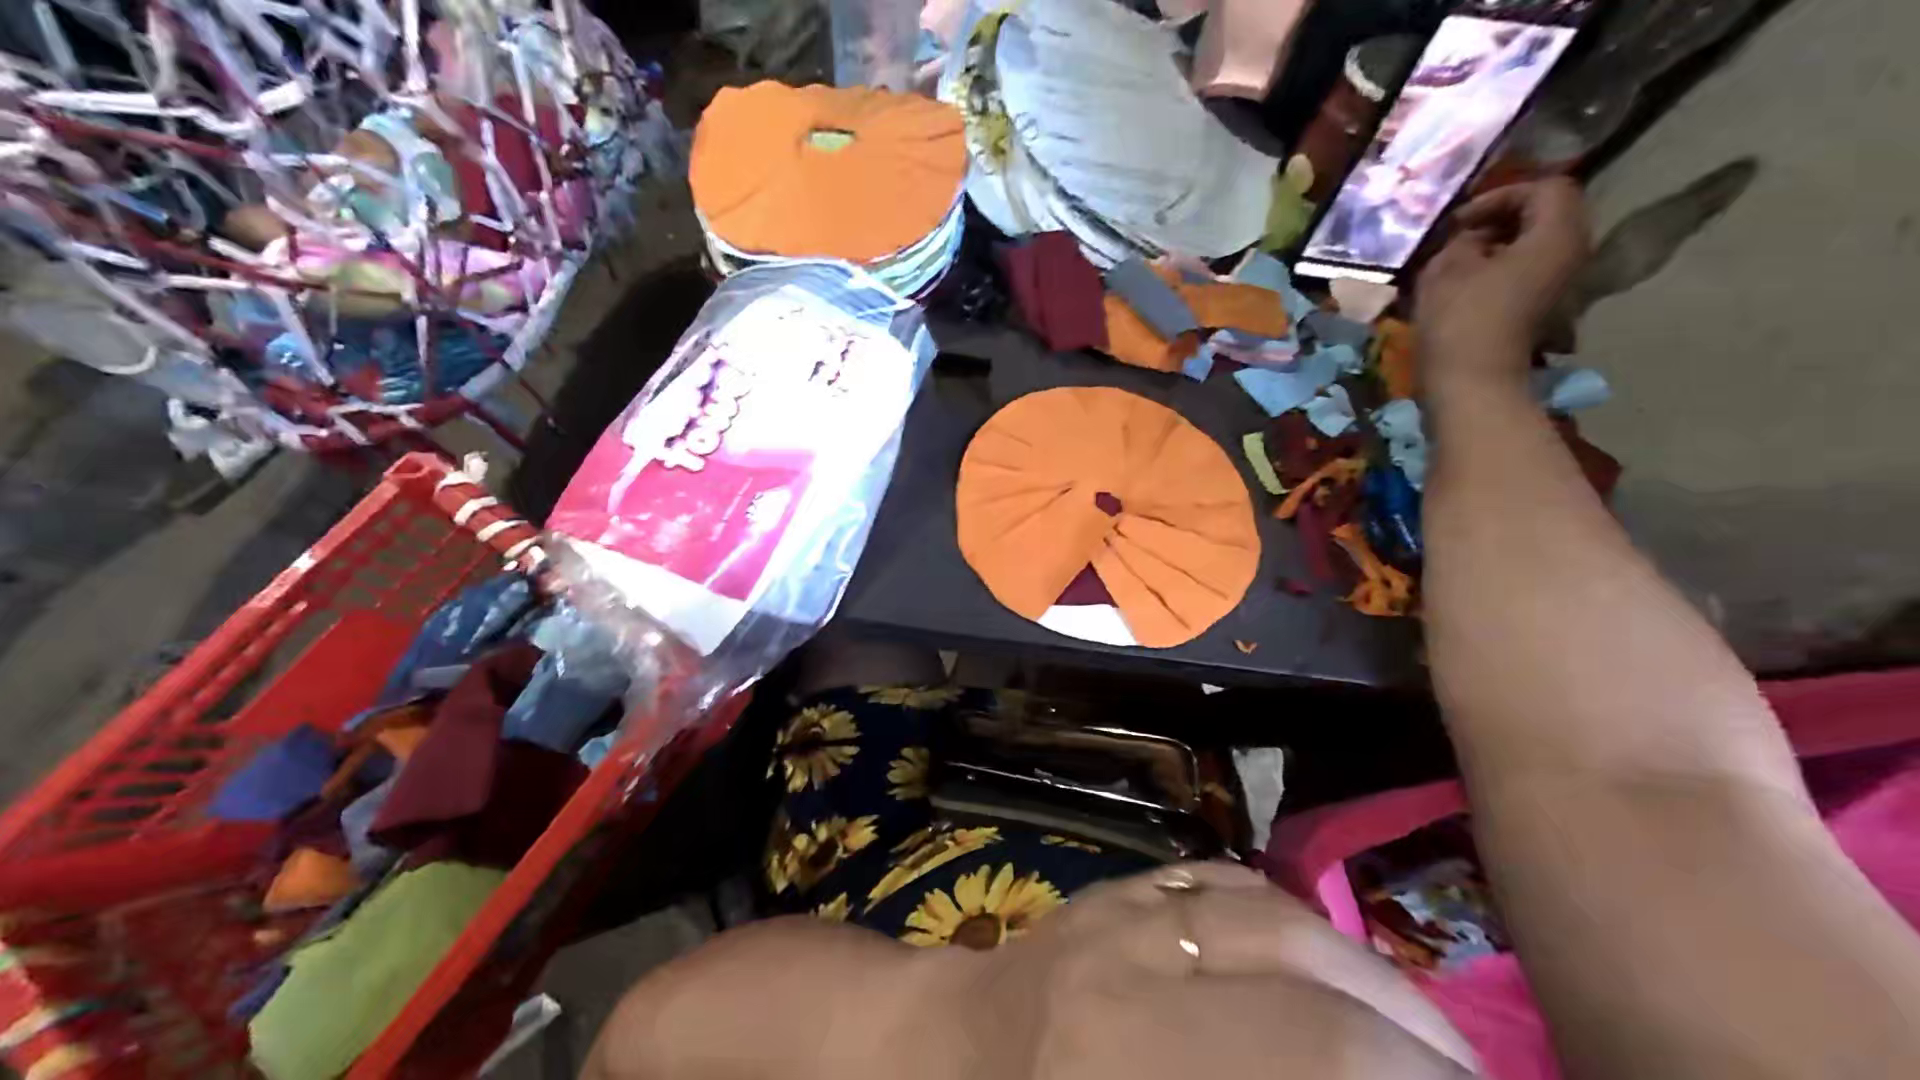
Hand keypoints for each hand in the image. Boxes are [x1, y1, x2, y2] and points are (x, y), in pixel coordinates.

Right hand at [1415, 178, 1590, 394]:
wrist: (1470, 379)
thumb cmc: (1460, 318)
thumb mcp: (1447, 266)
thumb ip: (1463, 238)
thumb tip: (1471, 237)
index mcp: (1557, 233)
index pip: (1544, 188)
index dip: (1500, 194)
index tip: (1459, 219)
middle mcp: (1572, 251)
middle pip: (1547, 214)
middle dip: (1502, 217)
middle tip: (1461, 232)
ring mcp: (1559, 281)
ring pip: (1536, 242)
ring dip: (1498, 243)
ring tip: (1459, 257)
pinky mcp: (1540, 305)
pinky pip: (1527, 268)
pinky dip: (1499, 265)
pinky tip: (1466, 281)